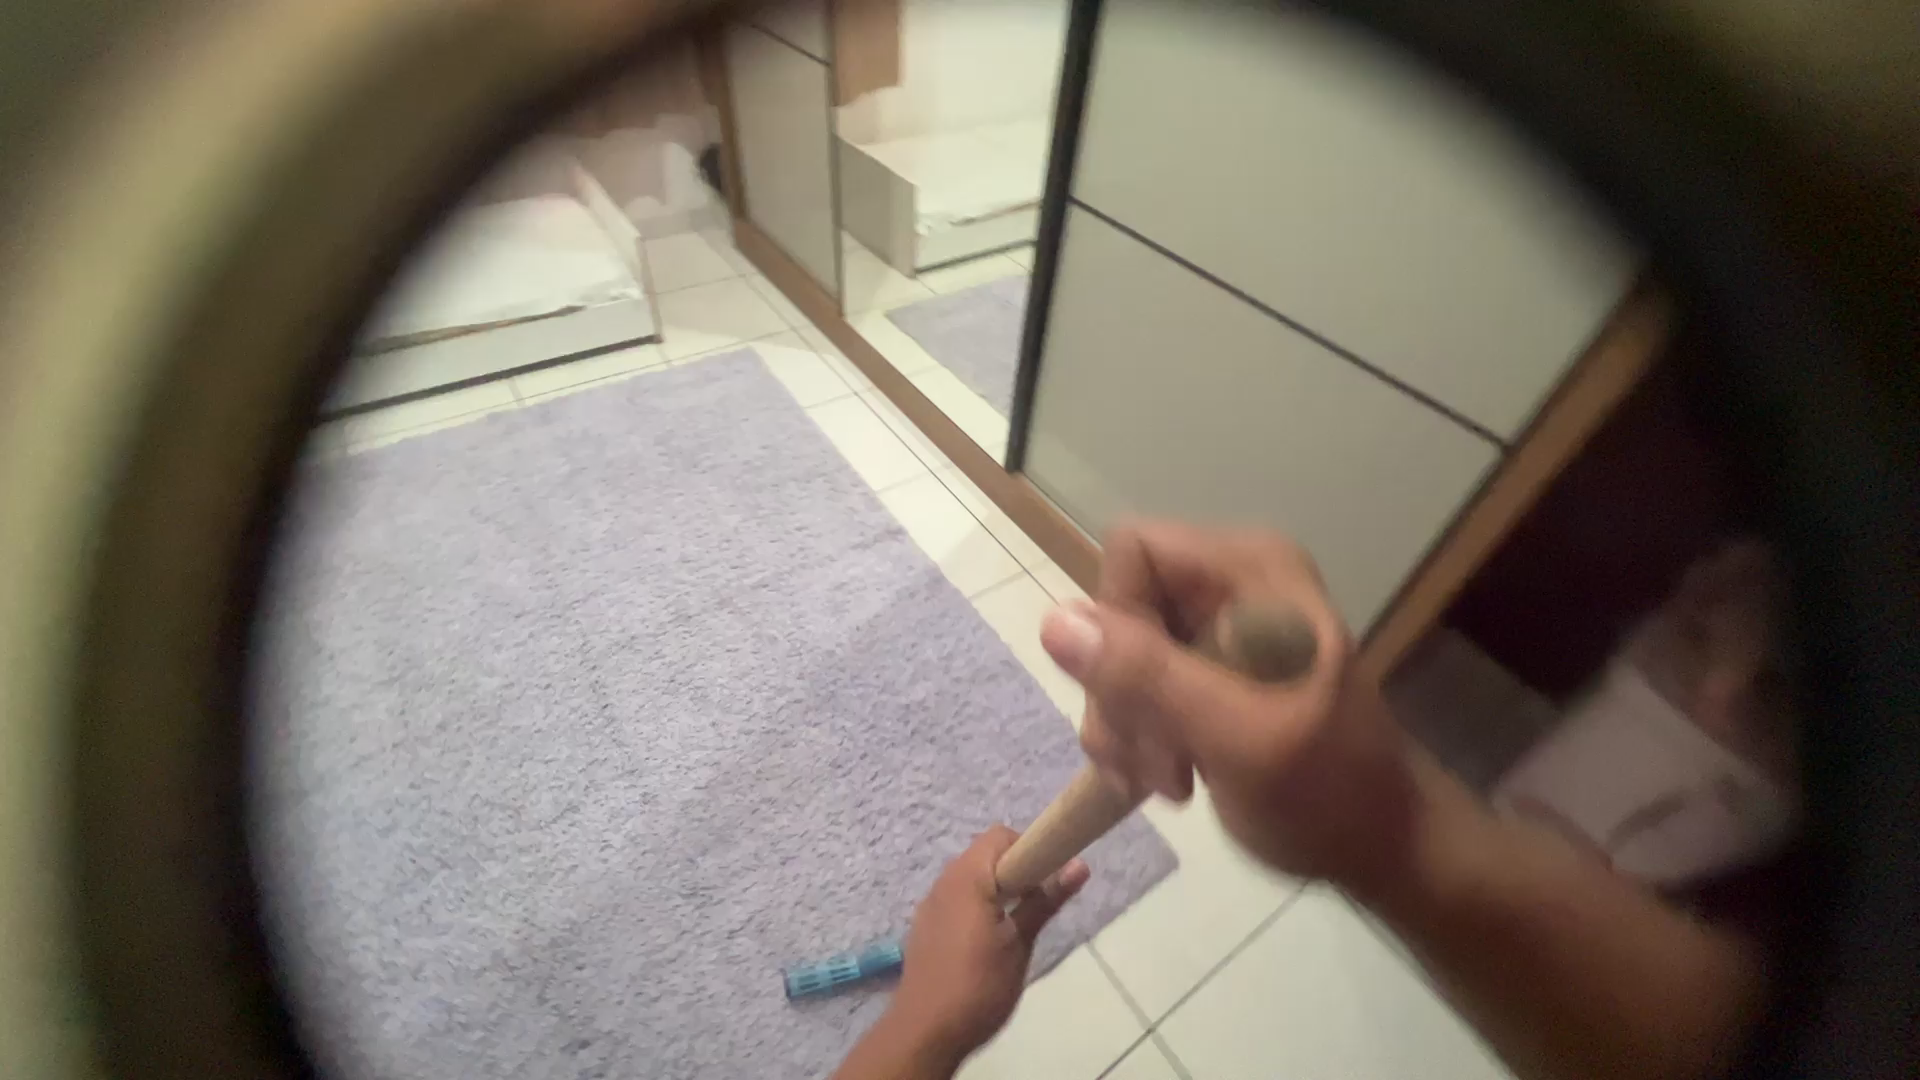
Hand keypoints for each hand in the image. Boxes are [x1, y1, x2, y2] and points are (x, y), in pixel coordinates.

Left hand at [887, 827, 1089, 1059]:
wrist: (924, 1033)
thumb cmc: (979, 985)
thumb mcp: (1020, 943)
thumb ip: (1046, 900)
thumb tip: (1079, 865)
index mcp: (967, 876)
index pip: (1001, 836)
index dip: (1029, 848)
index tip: (1047, 877)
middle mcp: (944, 880)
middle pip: (984, 854)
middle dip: (1014, 870)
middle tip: (1036, 904)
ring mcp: (930, 902)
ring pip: (970, 877)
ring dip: (995, 888)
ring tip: (1015, 925)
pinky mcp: (924, 924)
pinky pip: (955, 897)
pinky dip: (976, 904)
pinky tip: (986, 941)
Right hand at [1038, 522, 1419, 891]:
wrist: (1378, 846)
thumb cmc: (1327, 793)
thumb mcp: (1236, 737)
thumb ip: (1147, 676)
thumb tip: (1053, 621)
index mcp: (1249, 568)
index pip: (1130, 552)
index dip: (1119, 622)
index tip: (1147, 697)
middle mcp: (1224, 580)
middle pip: (1116, 607)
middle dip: (1120, 691)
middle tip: (1159, 762)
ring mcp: (1210, 623)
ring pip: (1111, 649)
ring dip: (1123, 722)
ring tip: (1167, 778)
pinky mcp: (1198, 663)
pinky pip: (1127, 678)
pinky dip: (1131, 733)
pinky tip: (1163, 775)